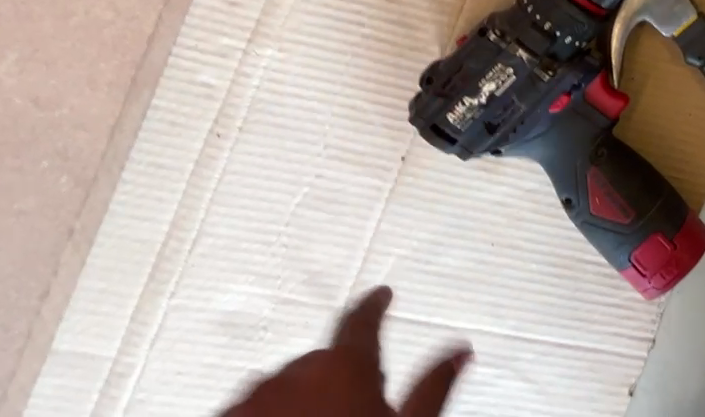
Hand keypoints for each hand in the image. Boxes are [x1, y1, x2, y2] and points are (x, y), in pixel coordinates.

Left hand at [221, 287, 469, 416]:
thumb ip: (432, 386)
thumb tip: (459, 353)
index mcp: (343, 368)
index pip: (361, 319)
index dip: (373, 305)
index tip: (379, 297)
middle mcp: (291, 377)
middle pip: (320, 359)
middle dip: (337, 373)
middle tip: (353, 401)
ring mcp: (246, 406)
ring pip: (278, 387)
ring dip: (296, 398)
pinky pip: (245, 411)